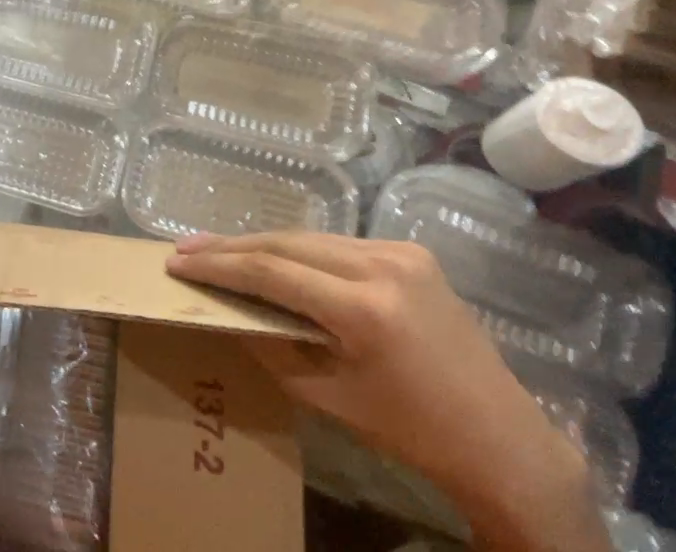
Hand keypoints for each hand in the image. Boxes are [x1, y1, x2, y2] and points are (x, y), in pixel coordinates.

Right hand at [167, 232, 610, 551]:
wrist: (499, 438)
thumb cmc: (409, 430)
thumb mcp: (324, 395)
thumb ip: (270, 345)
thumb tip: (224, 311)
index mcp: (365, 308)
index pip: (271, 272)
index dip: (217, 266)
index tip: (176, 263)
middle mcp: (384, 266)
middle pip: (286, 243)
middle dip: (230, 246)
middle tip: (183, 249)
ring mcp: (403, 254)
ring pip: (309, 237)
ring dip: (260, 244)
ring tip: (215, 249)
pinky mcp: (413, 254)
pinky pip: (338, 244)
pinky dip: (298, 250)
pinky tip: (270, 255)